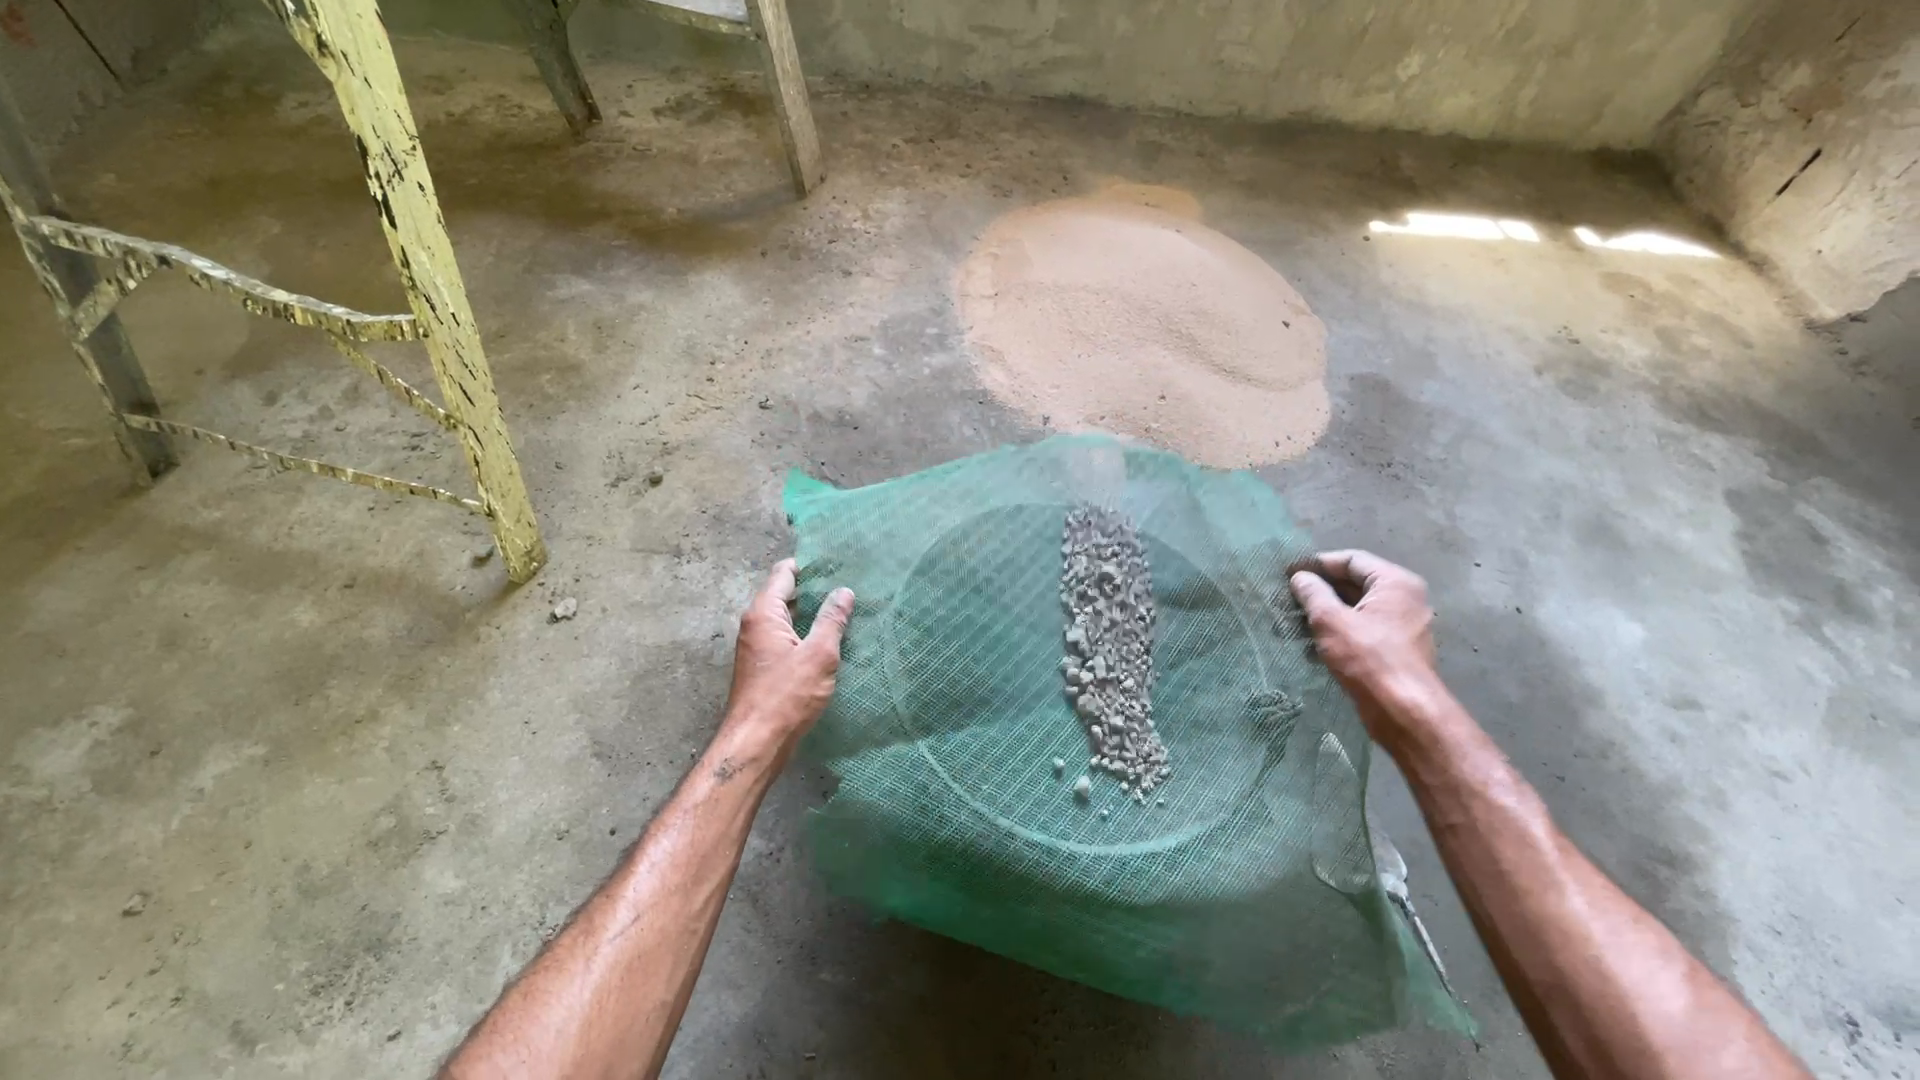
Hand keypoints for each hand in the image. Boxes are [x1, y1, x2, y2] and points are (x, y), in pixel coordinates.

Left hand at [721, 559, 854, 752]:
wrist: (757, 743)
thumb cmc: (787, 695)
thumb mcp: (819, 654)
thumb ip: (832, 620)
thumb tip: (844, 591)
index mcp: (763, 613)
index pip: (784, 573)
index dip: (809, 565)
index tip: (837, 561)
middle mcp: (755, 625)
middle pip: (785, 595)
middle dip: (814, 589)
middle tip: (849, 585)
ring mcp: (758, 648)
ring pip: (788, 620)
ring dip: (812, 615)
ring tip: (846, 610)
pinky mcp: (765, 668)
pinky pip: (788, 641)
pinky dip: (807, 636)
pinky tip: (831, 642)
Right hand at [1289, 550, 1439, 745]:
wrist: (1404, 710)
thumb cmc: (1368, 658)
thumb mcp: (1331, 620)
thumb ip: (1313, 593)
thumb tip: (1300, 577)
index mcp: (1396, 582)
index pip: (1351, 559)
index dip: (1318, 564)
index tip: (1288, 574)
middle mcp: (1405, 599)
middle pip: (1356, 583)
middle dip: (1321, 590)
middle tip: (1288, 598)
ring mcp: (1404, 626)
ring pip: (1358, 609)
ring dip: (1326, 613)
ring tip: (1294, 621)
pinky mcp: (1397, 650)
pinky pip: (1364, 629)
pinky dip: (1340, 631)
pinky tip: (1313, 644)